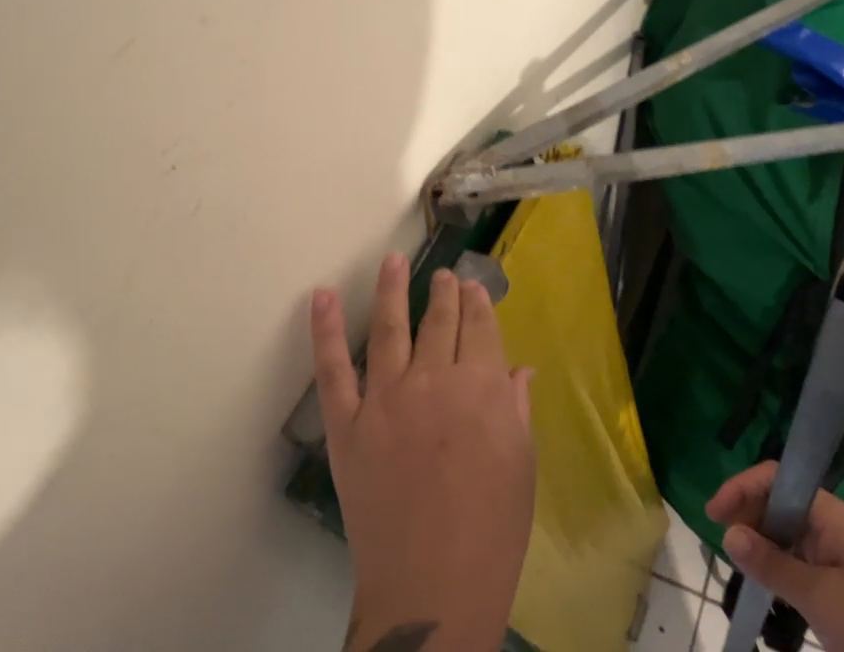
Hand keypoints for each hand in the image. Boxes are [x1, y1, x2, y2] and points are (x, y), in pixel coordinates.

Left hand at [312, 254, 536, 651]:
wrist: (433, 581)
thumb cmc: (494, 525)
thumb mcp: (522, 461)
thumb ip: (518, 407)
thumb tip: (520, 372)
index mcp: (485, 386)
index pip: (481, 327)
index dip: (478, 303)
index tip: (474, 287)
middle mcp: (435, 379)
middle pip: (439, 320)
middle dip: (443, 293)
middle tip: (443, 274)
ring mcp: (386, 399)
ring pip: (388, 329)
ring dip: (391, 290)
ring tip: (393, 261)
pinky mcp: (347, 425)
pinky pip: (332, 369)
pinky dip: (322, 330)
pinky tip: (321, 298)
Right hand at [707, 462, 843, 651]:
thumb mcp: (820, 596)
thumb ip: (773, 564)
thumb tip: (729, 532)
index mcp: (829, 514)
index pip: (777, 478)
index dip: (742, 486)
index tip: (712, 514)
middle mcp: (828, 526)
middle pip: (776, 505)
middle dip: (745, 519)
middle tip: (722, 552)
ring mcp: (832, 555)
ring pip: (782, 537)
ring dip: (758, 549)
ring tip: (737, 574)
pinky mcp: (835, 583)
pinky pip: (794, 564)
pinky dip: (773, 572)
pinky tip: (761, 594)